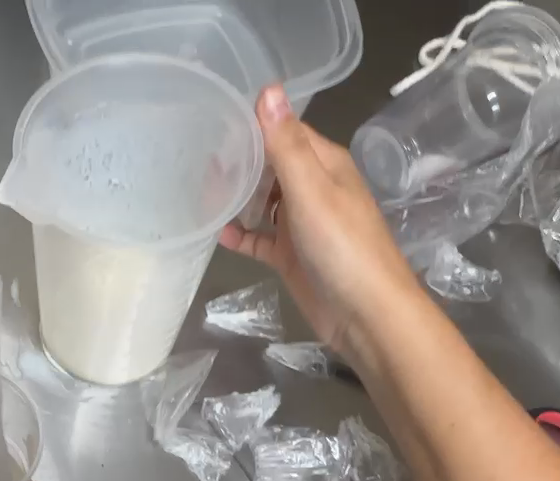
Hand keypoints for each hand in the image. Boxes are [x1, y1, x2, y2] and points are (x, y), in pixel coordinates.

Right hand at [221, 86, 427, 360]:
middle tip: (196, 160)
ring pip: (263, 202)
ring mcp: (301, 224)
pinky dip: (241, 235)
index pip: (285, 131)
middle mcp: (313, 189)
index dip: (253, 124)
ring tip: (200, 192)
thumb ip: (286, 145)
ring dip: (238, 197)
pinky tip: (218, 234)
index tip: (212, 120)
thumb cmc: (341, 246)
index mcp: (324, 165)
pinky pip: (260, 239)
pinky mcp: (290, 256)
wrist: (363, 312)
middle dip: (239, 161)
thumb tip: (267, 90)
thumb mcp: (311, 190)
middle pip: (271, 165)